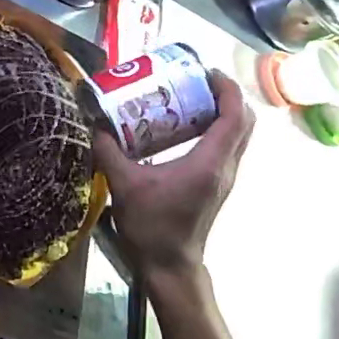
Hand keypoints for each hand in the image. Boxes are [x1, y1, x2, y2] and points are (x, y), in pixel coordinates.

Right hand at [93, 70, 254, 289]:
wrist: (170, 267)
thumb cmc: (152, 227)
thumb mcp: (124, 185)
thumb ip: (108, 151)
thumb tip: (94, 122)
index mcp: (210, 162)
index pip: (234, 114)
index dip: (226, 87)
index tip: (205, 71)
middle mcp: (226, 166)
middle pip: (244, 121)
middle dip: (227, 95)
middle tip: (197, 82)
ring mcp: (225, 178)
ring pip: (239, 135)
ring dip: (223, 112)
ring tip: (191, 100)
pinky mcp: (218, 185)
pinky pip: (228, 147)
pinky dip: (216, 130)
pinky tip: (185, 130)